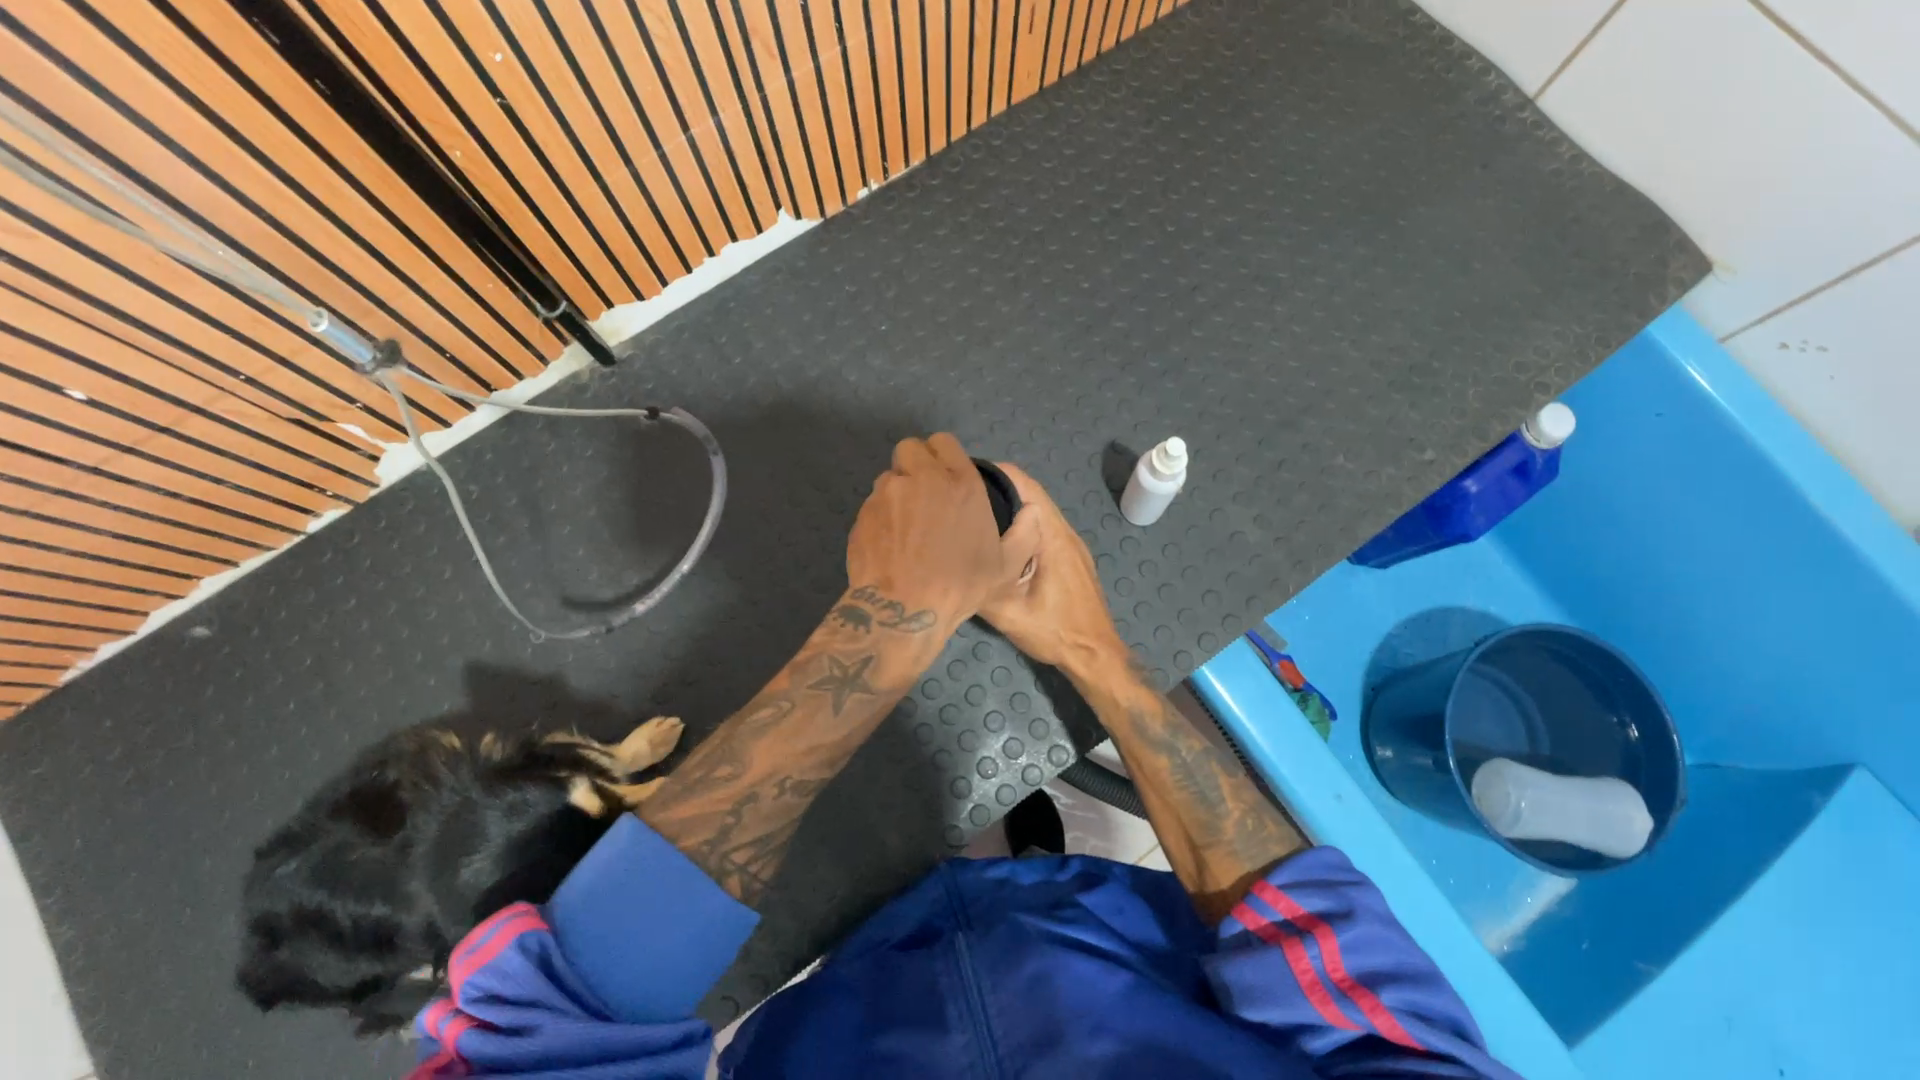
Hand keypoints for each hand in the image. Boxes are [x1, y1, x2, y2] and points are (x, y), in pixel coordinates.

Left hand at [846, 434, 1026, 629]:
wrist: (904, 609)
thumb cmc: (960, 586)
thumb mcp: (1006, 566)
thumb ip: (1024, 534)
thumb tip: (1031, 511)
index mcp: (961, 483)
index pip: (944, 442)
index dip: (943, 456)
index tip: (946, 476)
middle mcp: (922, 478)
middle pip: (910, 448)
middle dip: (915, 464)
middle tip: (923, 493)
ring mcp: (887, 494)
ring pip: (889, 477)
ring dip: (897, 491)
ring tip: (905, 524)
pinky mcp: (863, 513)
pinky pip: (872, 504)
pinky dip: (880, 516)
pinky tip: (889, 544)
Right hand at [978, 465, 1126, 674]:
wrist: (1095, 656)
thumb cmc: (1056, 632)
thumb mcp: (1008, 612)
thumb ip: (981, 583)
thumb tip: (950, 563)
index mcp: (1052, 536)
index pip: (1026, 487)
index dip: (996, 475)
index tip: (963, 475)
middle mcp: (1065, 533)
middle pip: (1032, 495)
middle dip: (998, 489)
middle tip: (961, 494)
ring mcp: (1072, 546)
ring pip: (1039, 514)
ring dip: (1010, 508)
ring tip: (974, 513)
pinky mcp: (1071, 560)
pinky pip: (1044, 530)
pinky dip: (1021, 526)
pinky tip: (999, 541)